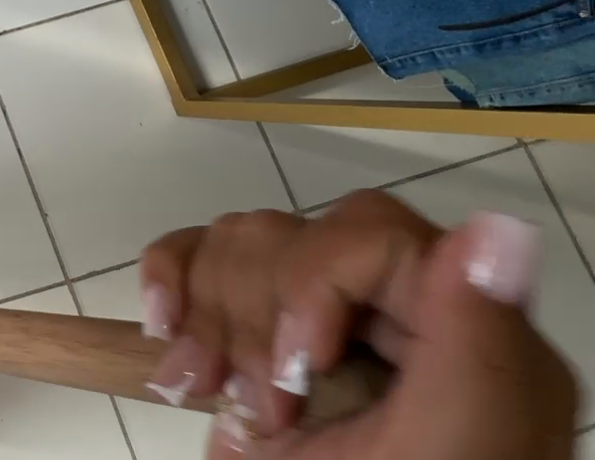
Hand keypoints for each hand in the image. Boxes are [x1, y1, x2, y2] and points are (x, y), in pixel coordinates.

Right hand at [139, 191, 578, 458]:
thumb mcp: (440, 450)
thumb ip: (475, 343)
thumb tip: (501, 228)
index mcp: (459, 329)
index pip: (369, 231)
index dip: (311, 282)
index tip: (295, 368)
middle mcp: (386, 302)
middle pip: (284, 233)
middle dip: (247, 319)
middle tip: (258, 407)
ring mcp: (310, 303)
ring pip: (228, 240)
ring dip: (203, 320)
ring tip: (207, 389)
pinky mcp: (247, 307)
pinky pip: (185, 249)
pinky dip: (164, 286)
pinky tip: (165, 337)